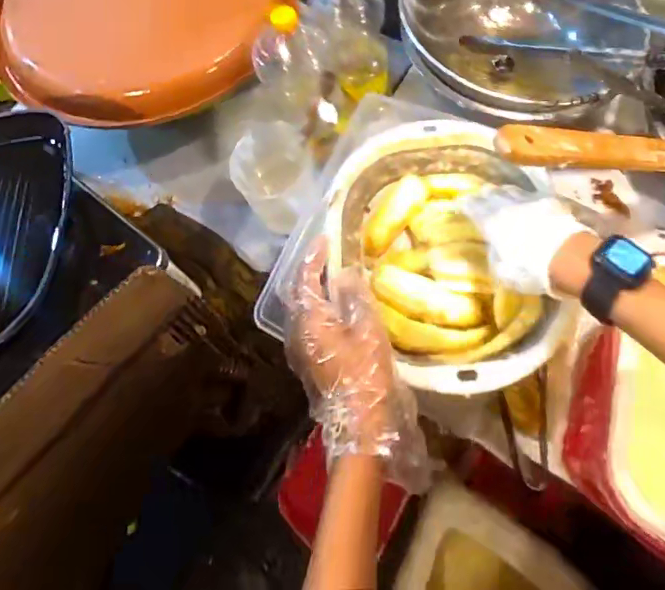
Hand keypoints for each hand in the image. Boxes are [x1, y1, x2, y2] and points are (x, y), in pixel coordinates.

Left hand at [286, 239, 428, 486]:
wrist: (360, 426)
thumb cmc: (365, 373)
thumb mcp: (367, 328)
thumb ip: (354, 295)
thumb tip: (345, 272)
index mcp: (309, 320)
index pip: (305, 278)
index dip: (315, 256)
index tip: (326, 238)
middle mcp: (297, 332)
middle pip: (300, 292)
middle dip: (312, 271)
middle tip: (330, 253)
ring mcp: (301, 349)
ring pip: (304, 309)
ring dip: (316, 289)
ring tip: (336, 274)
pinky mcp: (310, 361)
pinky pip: (310, 323)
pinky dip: (321, 307)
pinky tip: (338, 305)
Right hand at [456, 187, 593, 296]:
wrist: (571, 257)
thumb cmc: (533, 270)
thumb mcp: (504, 272)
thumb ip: (495, 256)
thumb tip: (494, 248)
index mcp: (491, 221)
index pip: (473, 206)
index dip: (466, 205)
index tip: (462, 205)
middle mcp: (506, 206)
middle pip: (491, 193)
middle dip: (484, 196)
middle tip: (481, 199)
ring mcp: (529, 200)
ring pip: (511, 190)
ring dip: (504, 193)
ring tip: (503, 198)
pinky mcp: (549, 201)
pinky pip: (531, 195)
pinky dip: (526, 199)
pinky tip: (527, 203)